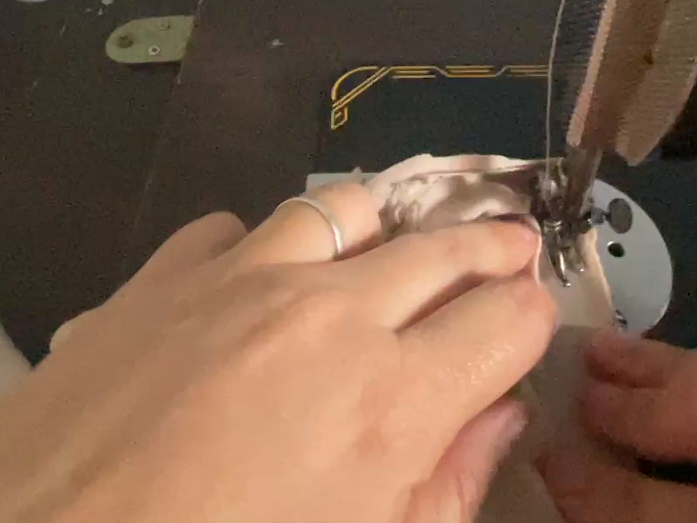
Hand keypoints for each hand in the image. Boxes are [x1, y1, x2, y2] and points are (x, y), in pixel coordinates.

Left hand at [0, 183, 557, 522]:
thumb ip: (446, 489)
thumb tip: (498, 411)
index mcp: (390, 403)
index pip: (507, 319)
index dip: (532, 317)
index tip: (528, 322)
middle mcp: (330, 313)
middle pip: (444, 246)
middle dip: (492, 245)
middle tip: (510, 244)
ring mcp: (242, 277)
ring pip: (347, 207)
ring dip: (386, 225)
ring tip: (396, 243)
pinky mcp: (165, 272)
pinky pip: (239, 226)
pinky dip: (266, 245)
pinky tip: (258, 281)